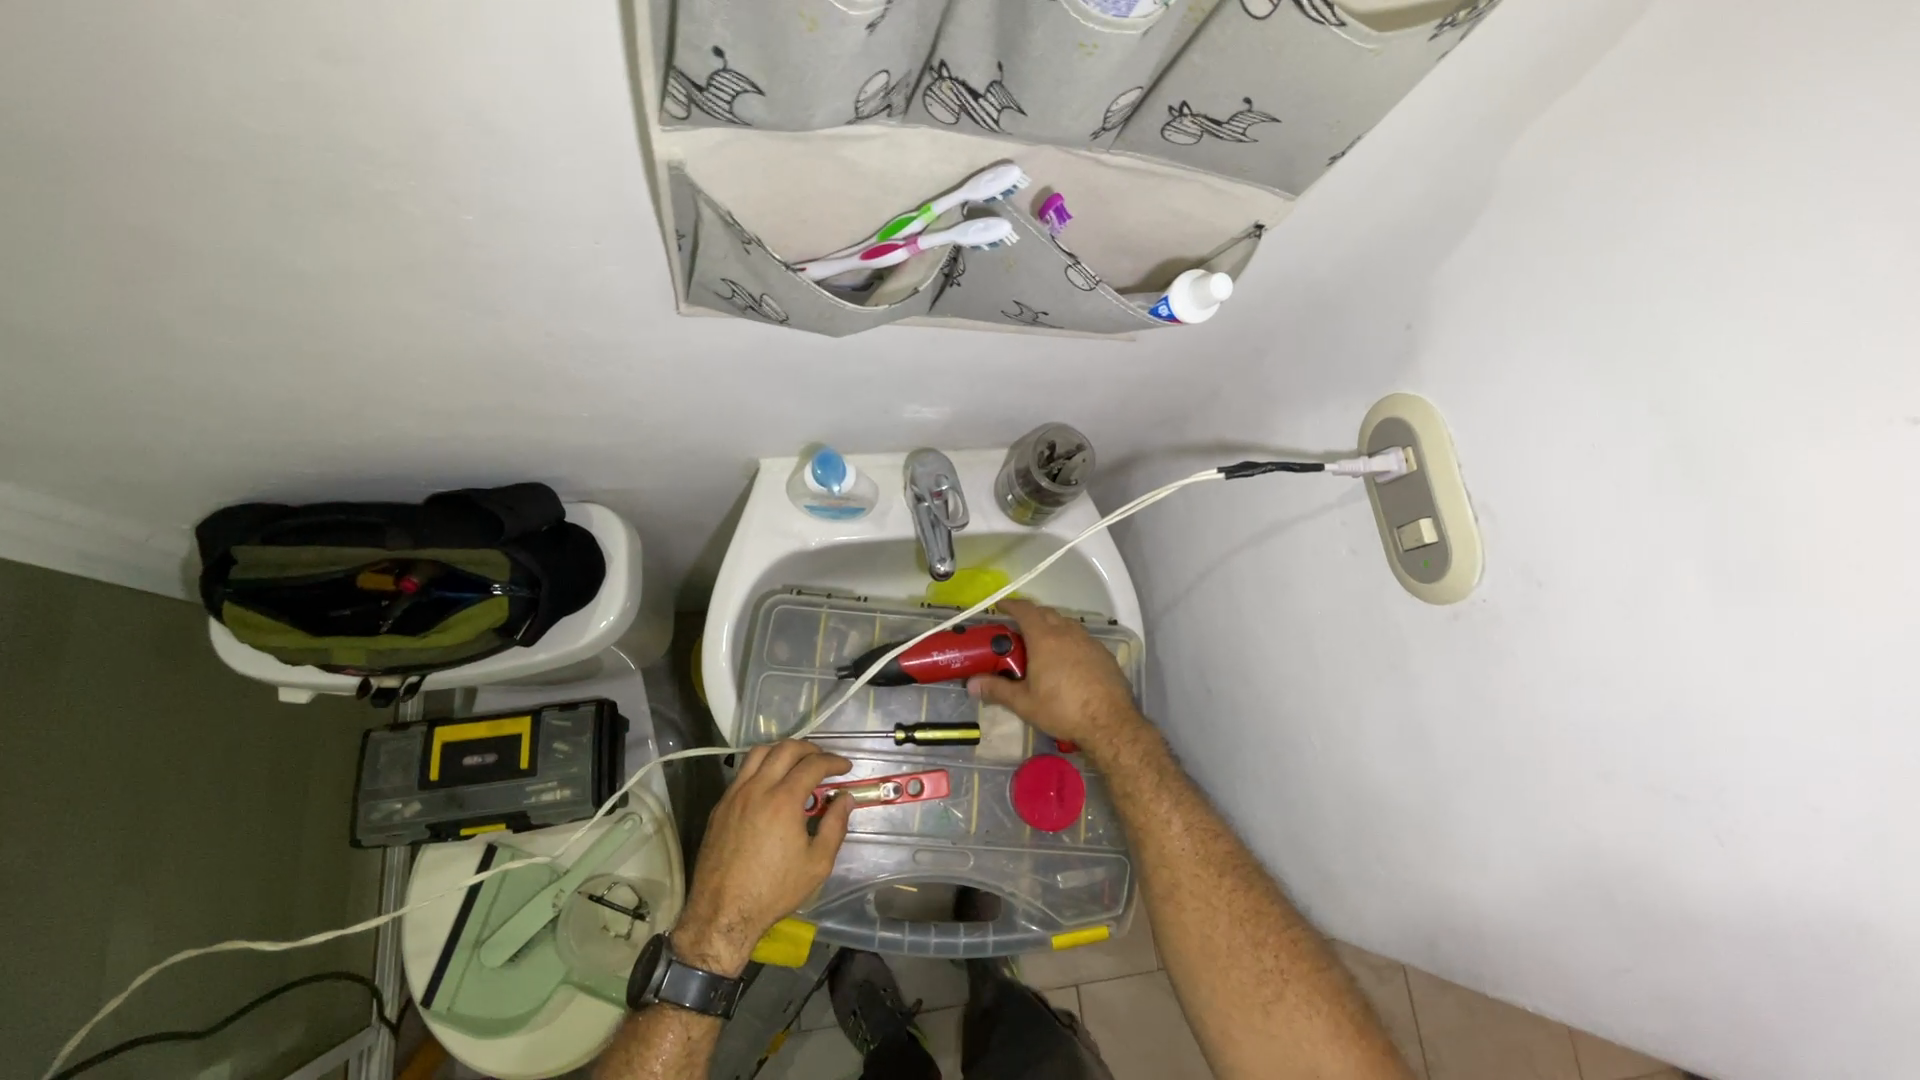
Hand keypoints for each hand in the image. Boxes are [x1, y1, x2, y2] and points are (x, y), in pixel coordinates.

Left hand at [674, 741, 854, 975]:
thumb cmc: (774, 891)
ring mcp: (734, 796)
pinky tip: (771, 786)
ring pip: (758, 753)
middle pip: (785, 749)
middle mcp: (757, 789)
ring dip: (782, 751)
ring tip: (796, 764)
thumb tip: (845, 798)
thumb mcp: (817, 863)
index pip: (813, 764)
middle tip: (824, 761)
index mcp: (783, 801)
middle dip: (810, 748)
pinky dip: (761, 767)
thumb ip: (835, 825)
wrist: (723, 913)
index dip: (834, 761)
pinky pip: (742, 773)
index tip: (845, 768)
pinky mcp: (720, 807)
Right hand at [967, 598, 1148, 756]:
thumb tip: (971, 684)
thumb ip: (997, 690)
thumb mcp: (1024, 703)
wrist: (1109, 722)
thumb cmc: (1062, 709)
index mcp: (1045, 638)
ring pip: (1066, 623)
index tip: (1001, 607)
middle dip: (1031, 615)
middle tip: (1018, 628)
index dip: (1011, 605)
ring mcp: (1089, 641)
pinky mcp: (1103, 653)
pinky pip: (1081, 637)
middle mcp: (1067, 632)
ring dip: (1051, 625)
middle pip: (1046, 613)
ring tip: (1041, 642)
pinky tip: (1067, 659)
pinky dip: (1069, 639)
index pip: (1025, 611)